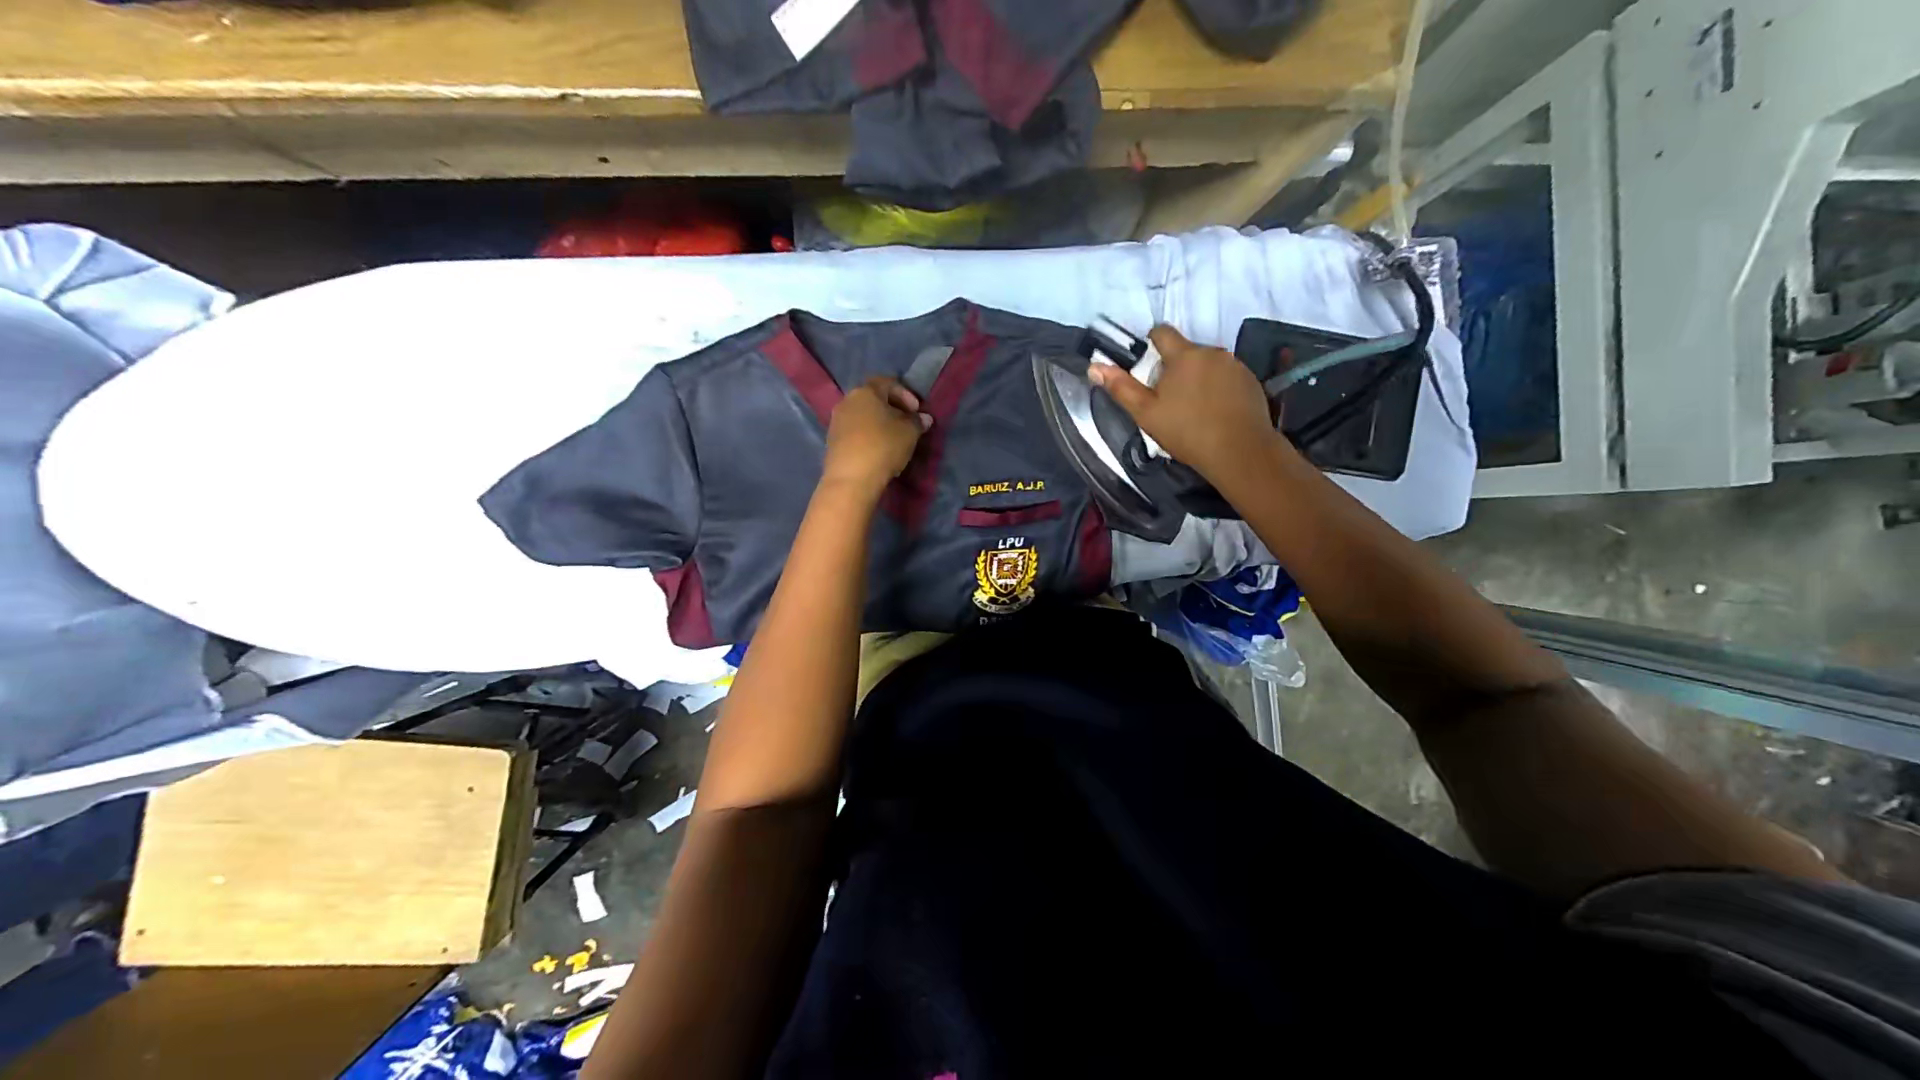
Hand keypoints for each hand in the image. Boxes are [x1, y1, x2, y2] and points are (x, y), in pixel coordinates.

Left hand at [821, 376, 930, 494]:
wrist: (851, 479)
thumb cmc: (883, 446)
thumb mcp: (909, 432)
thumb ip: (917, 421)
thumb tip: (923, 418)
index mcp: (865, 391)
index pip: (888, 383)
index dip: (906, 394)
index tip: (917, 411)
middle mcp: (847, 401)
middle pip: (873, 399)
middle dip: (892, 409)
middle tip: (907, 424)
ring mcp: (836, 421)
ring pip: (863, 416)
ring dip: (879, 423)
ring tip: (893, 439)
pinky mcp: (832, 441)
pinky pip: (854, 432)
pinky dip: (867, 436)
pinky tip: (878, 450)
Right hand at [1088, 326, 1278, 482]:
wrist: (1240, 452)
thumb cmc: (1187, 431)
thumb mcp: (1146, 413)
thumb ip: (1121, 387)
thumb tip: (1094, 367)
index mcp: (1184, 355)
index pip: (1163, 332)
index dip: (1151, 341)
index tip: (1146, 360)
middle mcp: (1212, 352)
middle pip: (1186, 352)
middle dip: (1175, 368)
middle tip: (1167, 399)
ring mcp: (1236, 366)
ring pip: (1208, 365)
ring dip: (1198, 378)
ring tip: (1193, 409)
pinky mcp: (1252, 382)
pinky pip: (1228, 377)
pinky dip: (1219, 389)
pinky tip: (1215, 413)